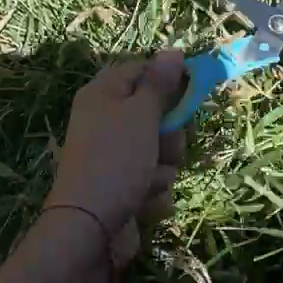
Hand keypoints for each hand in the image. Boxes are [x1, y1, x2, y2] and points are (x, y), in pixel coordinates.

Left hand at [46, 50, 186, 265]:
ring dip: (165, 167)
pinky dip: (154, 193)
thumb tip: (172, 51)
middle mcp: (108, 122)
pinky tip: (143, 203)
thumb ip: (160, 83)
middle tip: (165, 143)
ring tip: (150, 180)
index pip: (142, 70)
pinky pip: (155, 181)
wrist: (89, 232)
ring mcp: (117, 158)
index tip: (193, 89)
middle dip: (171, 134)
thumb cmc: (115, 160)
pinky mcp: (125, 189)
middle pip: (158, 113)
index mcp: (104, 94)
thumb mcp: (141, 114)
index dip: (168, 78)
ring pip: (162, 151)